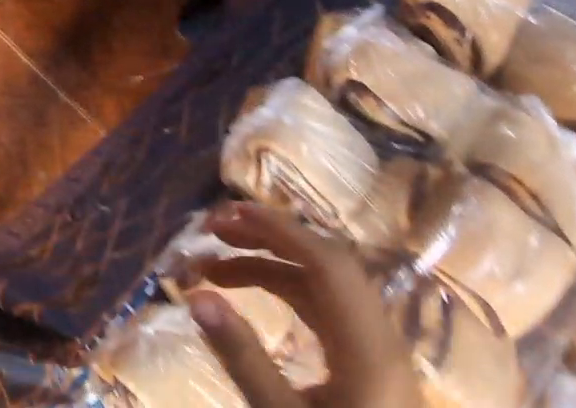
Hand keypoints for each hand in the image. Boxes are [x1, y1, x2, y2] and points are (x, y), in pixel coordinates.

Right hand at [186, 203, 423, 407]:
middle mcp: (380, 339)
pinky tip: (249, 291)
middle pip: (328, 265)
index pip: (327, 265)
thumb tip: (195, 296)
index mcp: (367, 348)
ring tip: (213, 265)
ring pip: (324, 284)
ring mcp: (377, 351)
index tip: (224, 212)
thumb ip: (243, 357)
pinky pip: (325, 306)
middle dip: (267, 237)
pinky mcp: (368, 363)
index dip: (277, 230)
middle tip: (210, 229)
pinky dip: (282, 286)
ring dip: (268, 262)